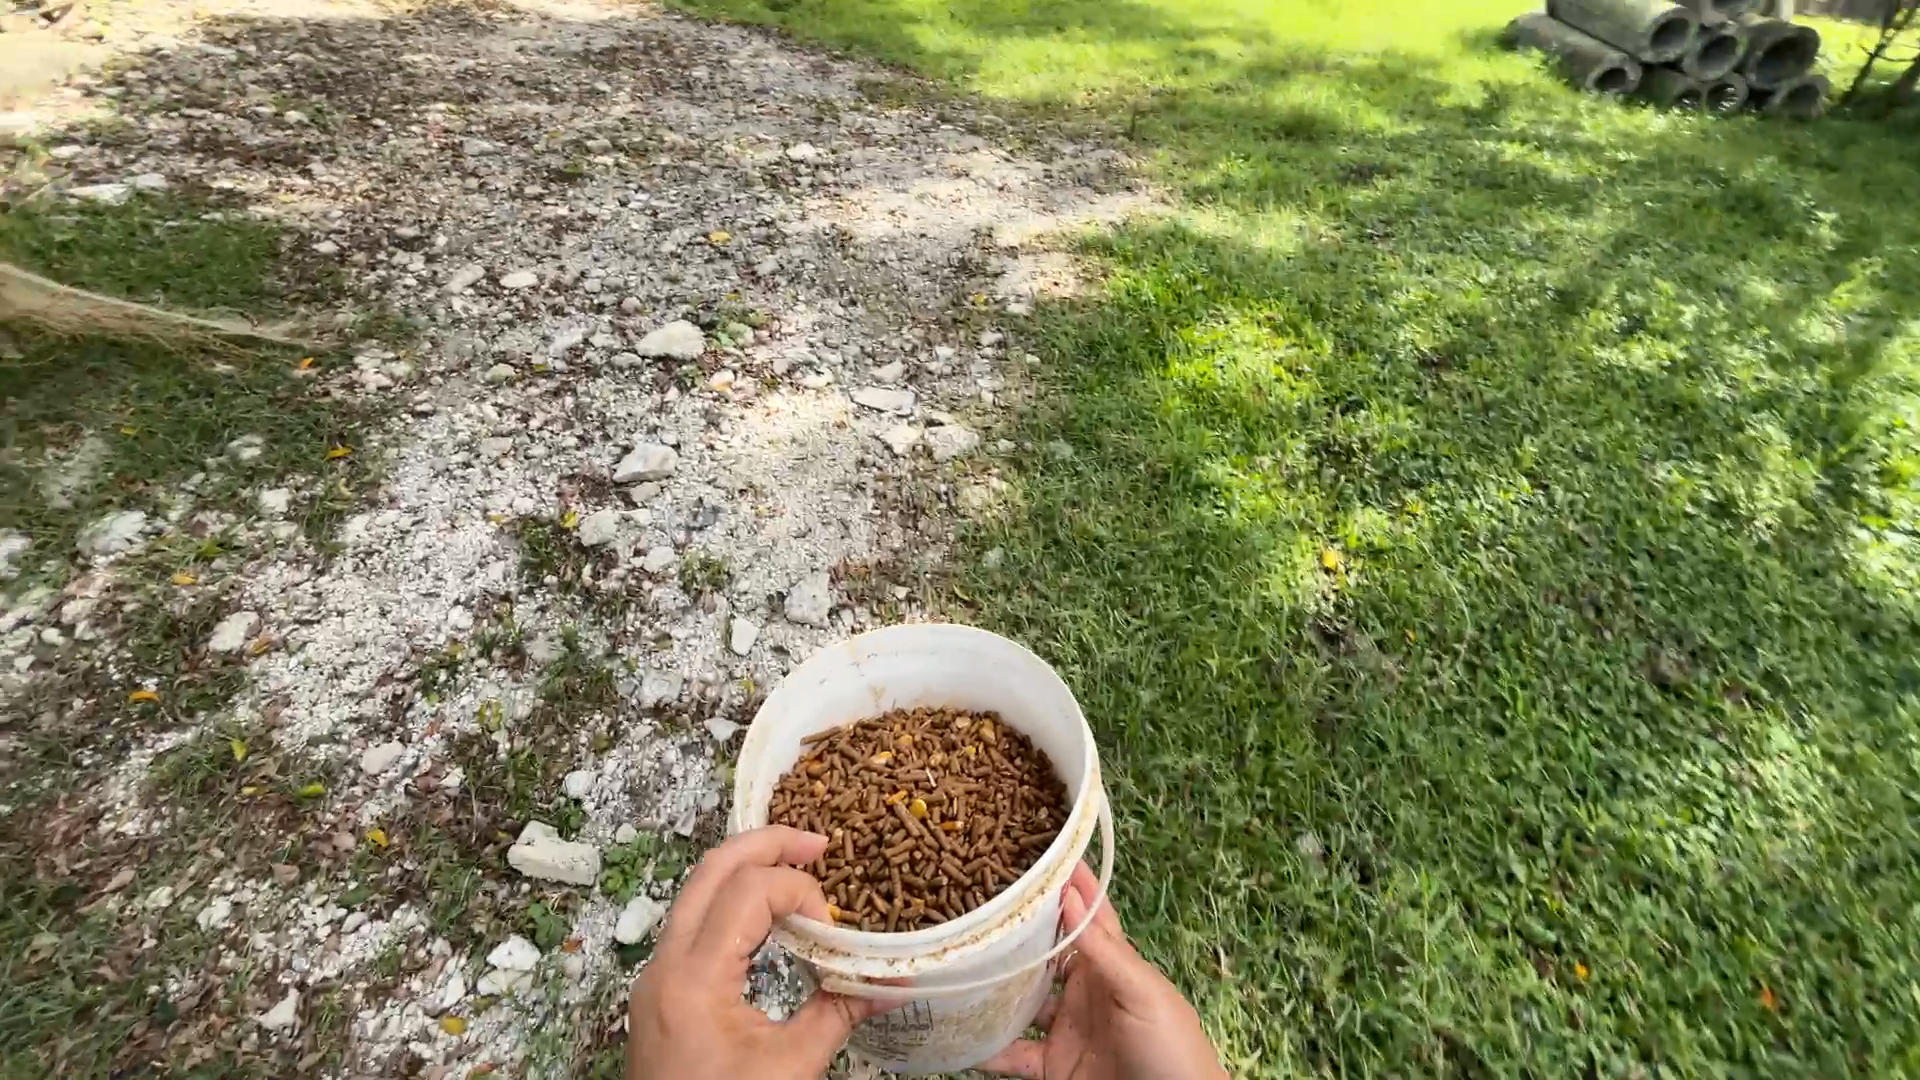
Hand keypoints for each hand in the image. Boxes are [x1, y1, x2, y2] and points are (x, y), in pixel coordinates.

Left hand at [627, 826, 886, 1079]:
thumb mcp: (790, 1070)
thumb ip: (839, 1014)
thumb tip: (897, 983)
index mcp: (694, 980)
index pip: (749, 892)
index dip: (799, 891)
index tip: (829, 928)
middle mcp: (665, 963)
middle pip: (714, 868)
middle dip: (770, 844)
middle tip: (818, 845)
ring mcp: (656, 972)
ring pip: (698, 885)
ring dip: (750, 863)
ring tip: (798, 863)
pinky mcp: (660, 984)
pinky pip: (695, 914)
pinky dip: (734, 894)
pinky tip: (768, 907)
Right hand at [982, 862, 1226, 1079]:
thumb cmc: (1171, 1049)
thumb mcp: (1142, 993)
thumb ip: (1103, 949)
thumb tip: (1069, 891)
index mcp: (1111, 963)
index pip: (1087, 911)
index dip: (1068, 881)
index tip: (1037, 849)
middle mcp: (1084, 989)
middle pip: (1044, 951)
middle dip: (1016, 929)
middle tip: (978, 902)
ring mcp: (1068, 1028)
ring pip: (1022, 999)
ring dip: (995, 986)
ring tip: (960, 964)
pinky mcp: (1055, 1068)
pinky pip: (1015, 1057)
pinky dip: (990, 1050)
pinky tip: (964, 1036)